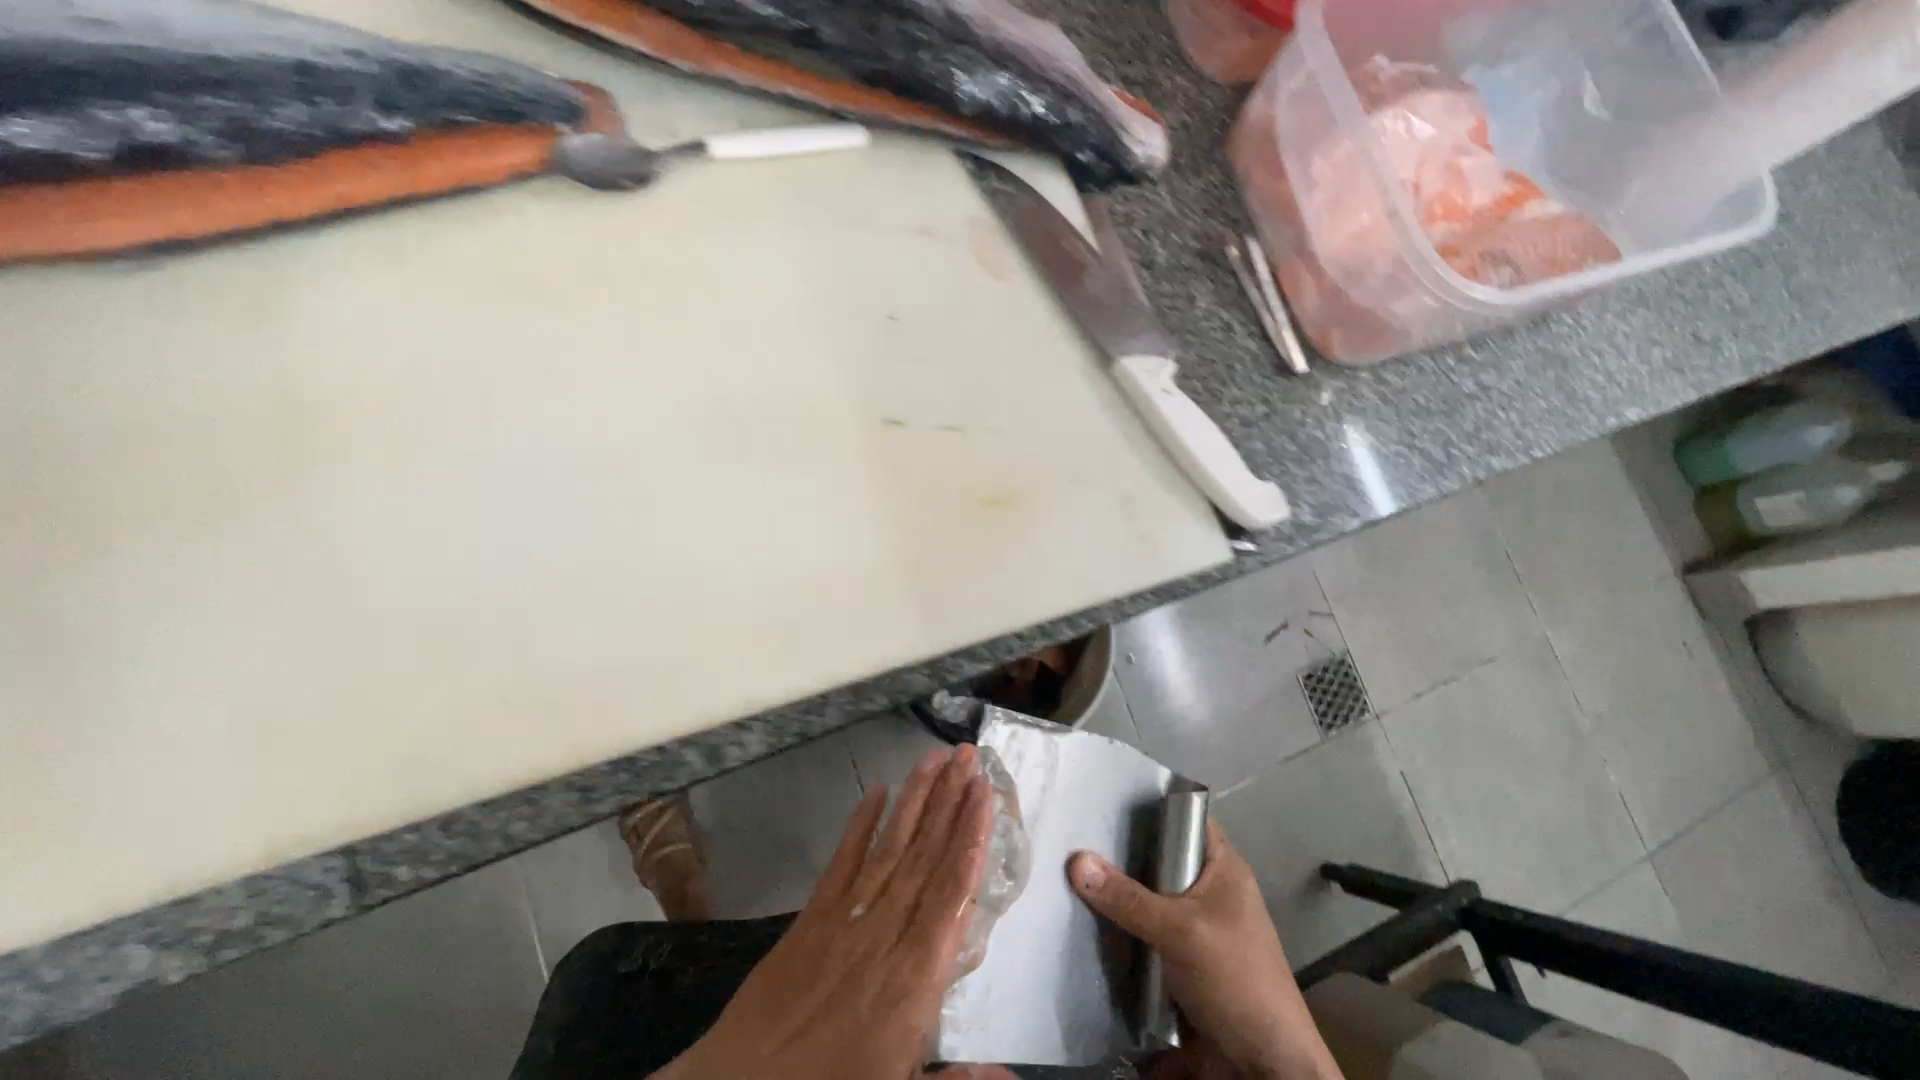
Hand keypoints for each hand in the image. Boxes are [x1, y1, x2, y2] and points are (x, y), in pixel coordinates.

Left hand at [658, 745, 1015, 1079]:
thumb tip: (1012, 1076)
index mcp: (912, 979)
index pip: (951, 893)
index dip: (970, 839)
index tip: (984, 794)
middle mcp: (883, 935)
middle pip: (923, 858)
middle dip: (951, 803)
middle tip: (969, 756)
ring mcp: (844, 921)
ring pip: (888, 850)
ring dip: (915, 801)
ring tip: (936, 759)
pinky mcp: (810, 919)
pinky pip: (841, 864)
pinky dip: (860, 826)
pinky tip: (878, 792)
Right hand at [1070, 820, 1342, 1079]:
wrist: (1264, 1063)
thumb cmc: (1236, 979)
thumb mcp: (1181, 932)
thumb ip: (1129, 899)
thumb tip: (1076, 860)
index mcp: (1224, 868)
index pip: (1185, 819)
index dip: (1150, 809)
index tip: (1104, 806)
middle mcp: (1209, 890)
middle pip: (1159, 860)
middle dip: (1121, 856)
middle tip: (1072, 843)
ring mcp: (1194, 927)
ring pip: (1147, 899)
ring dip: (1117, 898)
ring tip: (1067, 880)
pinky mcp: (1179, 960)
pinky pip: (1143, 933)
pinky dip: (1121, 931)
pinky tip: (1086, 924)